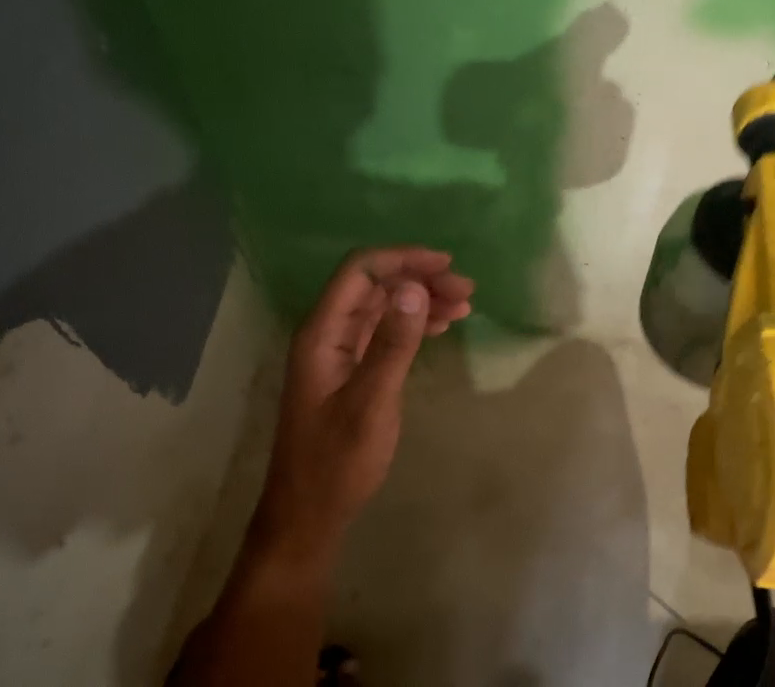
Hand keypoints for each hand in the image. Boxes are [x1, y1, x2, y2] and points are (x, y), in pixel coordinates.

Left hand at [250, 247, 474, 558]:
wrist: (308, 515)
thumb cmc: (336, 463)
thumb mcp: (370, 403)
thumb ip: (392, 343)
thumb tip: (415, 287)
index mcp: (322, 334)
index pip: (360, 272)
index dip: (403, 259)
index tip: (446, 266)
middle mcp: (327, 334)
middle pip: (375, 284)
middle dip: (420, 278)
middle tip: (466, 291)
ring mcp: (339, 352)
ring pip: (383, 306)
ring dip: (422, 299)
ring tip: (464, 305)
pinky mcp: (352, 371)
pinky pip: (385, 330)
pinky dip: (415, 322)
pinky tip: (443, 326)